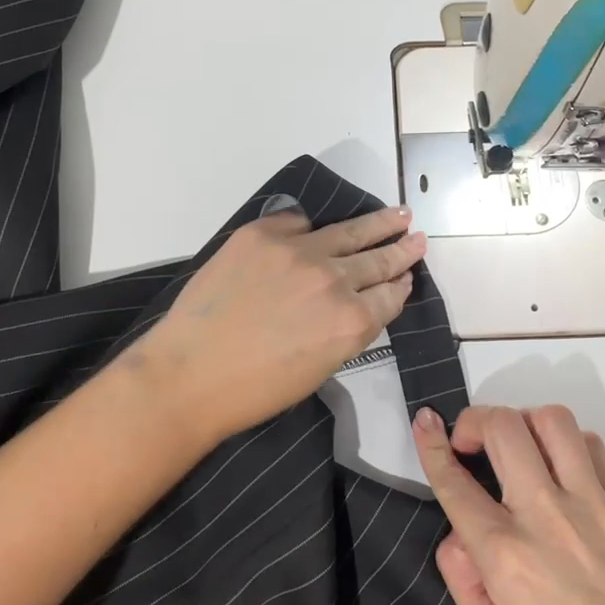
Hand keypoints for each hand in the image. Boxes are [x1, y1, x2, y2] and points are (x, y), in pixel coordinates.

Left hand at [123, 204, 425, 447]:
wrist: (188, 375)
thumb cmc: (255, 390)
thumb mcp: (319, 369)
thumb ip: (347, 331)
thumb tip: (361, 303)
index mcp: (351, 321)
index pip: (390, 295)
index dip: (401, 284)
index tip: (408, 273)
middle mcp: (333, 279)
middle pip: (377, 259)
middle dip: (400, 248)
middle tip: (416, 237)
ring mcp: (297, 250)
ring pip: (347, 231)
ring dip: (375, 224)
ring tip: (396, 214)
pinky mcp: (261, 234)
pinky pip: (296, 223)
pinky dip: (308, 228)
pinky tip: (315, 228)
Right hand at [413, 405, 604, 604]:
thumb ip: (462, 580)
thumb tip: (457, 532)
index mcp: (506, 557)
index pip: (456, 484)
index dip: (432, 446)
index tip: (425, 421)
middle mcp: (546, 518)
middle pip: (504, 429)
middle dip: (475, 420)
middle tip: (470, 442)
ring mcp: (591, 506)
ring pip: (552, 420)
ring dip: (524, 422)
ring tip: (517, 447)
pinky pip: (592, 444)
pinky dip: (567, 442)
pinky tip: (558, 466)